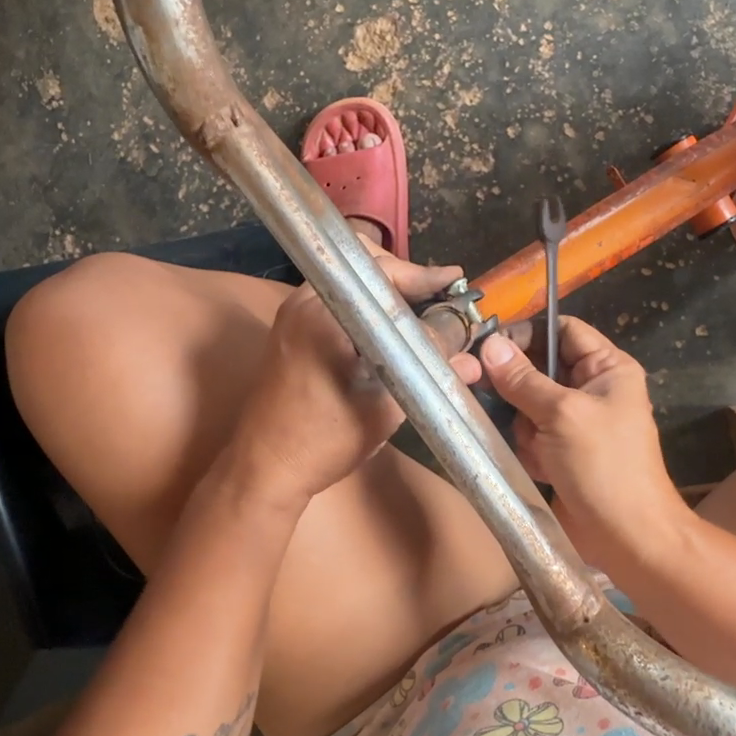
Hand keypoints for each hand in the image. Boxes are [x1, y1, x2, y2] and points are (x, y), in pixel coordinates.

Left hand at [226, 252, 477, 507]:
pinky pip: (339, 300)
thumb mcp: (386, 404)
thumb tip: (470, 351)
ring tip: (423, 310)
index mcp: (324, 313)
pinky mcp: (293, 331)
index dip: (425, 276)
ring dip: (388, 292)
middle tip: (439, 295)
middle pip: (364, 266)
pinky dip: (368, 306)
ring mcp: (294, 314)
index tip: (457, 281)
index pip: (383, 272)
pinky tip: (393, 328)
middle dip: (406, 278)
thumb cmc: (325, 440)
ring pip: (352, 283)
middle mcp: (304, 302)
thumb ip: (428, 367)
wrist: (265, 469)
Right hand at [478, 317, 693, 569]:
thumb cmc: (604, 466)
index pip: (562, 330)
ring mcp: (575, 422)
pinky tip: (539, 467)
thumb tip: (490, 344)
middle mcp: (591, 389)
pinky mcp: (561, 452)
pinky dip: (529, 449)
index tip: (487, 346)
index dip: (527, 334)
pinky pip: (530, 435)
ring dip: (524, 425)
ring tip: (535, 448)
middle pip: (539, 367)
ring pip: (527, 404)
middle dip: (516, 386)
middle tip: (481, 390)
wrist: (628, 538)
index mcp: (607, 368)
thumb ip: (523, 379)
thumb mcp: (562, 414)